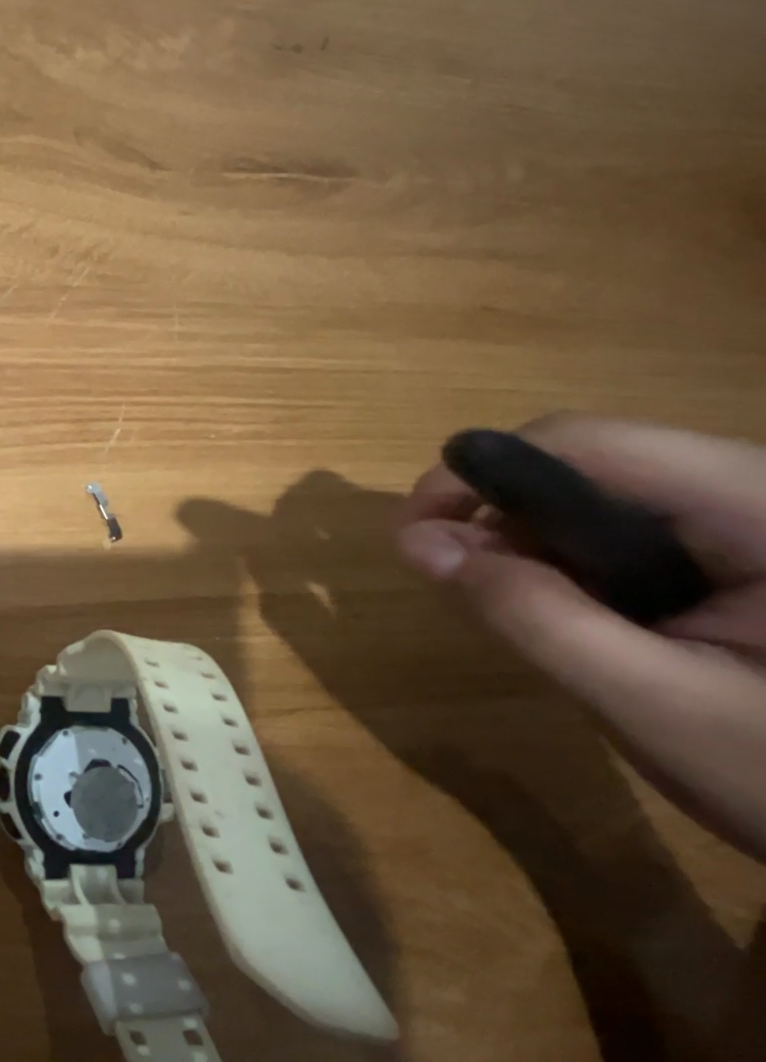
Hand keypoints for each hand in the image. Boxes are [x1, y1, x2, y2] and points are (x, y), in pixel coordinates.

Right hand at [397, 414, 765, 857]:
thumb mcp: (652, 702)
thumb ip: (533, 617)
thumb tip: (417, 544)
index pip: (588, 442)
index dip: (478, 472)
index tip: (414, 537)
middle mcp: (764, 490)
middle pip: (592, 461)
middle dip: (502, 516)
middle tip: (457, 585)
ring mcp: (761, 515)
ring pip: (606, 491)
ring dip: (535, 542)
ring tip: (526, 613)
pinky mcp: (754, 546)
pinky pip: (635, 523)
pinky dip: (578, 561)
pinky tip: (585, 615)